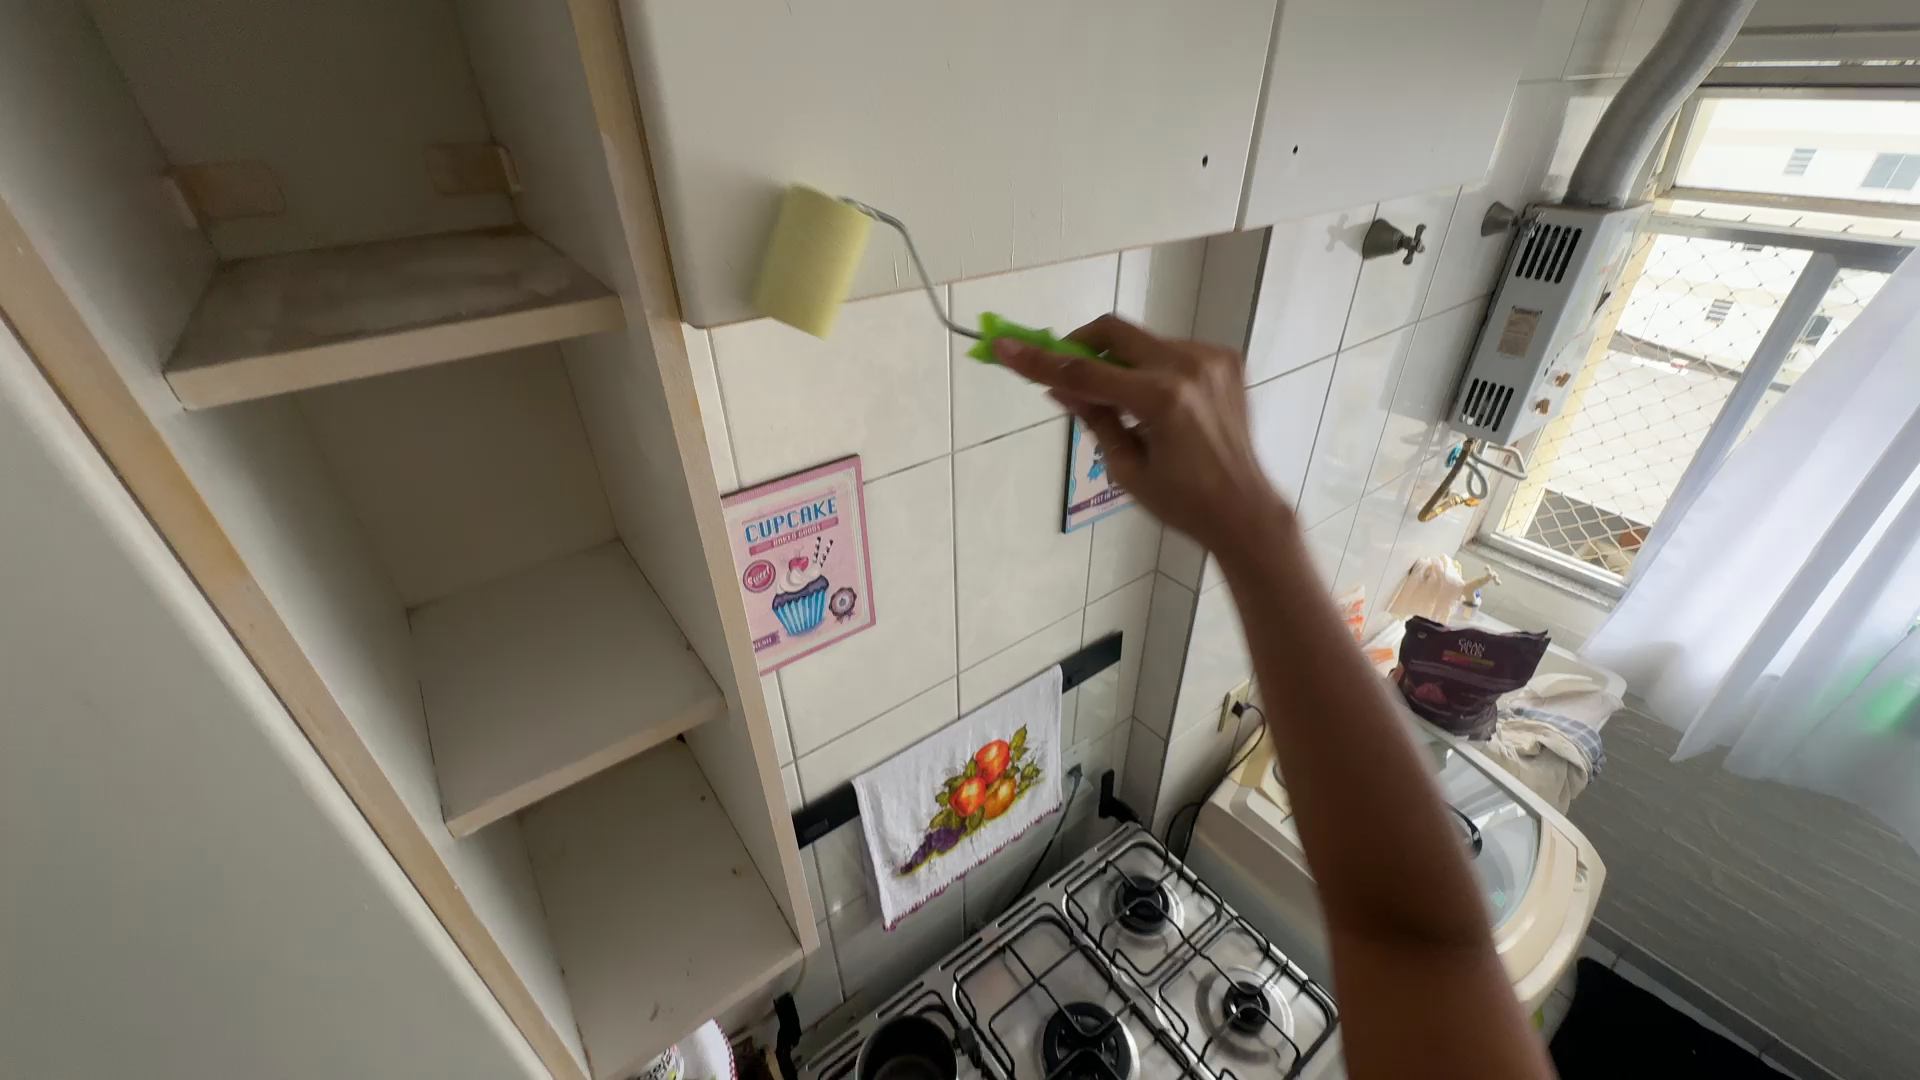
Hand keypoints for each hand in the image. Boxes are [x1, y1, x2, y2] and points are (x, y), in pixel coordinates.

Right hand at [992, 315, 1291, 560]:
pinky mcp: (1225, 359)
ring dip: (1118, 362)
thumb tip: (1058, 386)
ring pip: (1142, 341)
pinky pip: (1169, 349)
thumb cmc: (1182, 503)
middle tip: (1062, 368)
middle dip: (1079, 345)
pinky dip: (1149, 368)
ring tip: (1122, 405)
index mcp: (1162, 401)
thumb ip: (1093, 417)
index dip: (1039, 361)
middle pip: (1114, 332)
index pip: (1085, 372)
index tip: (1004, 347)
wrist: (1244, 508)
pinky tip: (1155, 404)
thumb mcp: (1125, 467)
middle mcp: (1188, 367)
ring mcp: (1211, 358)